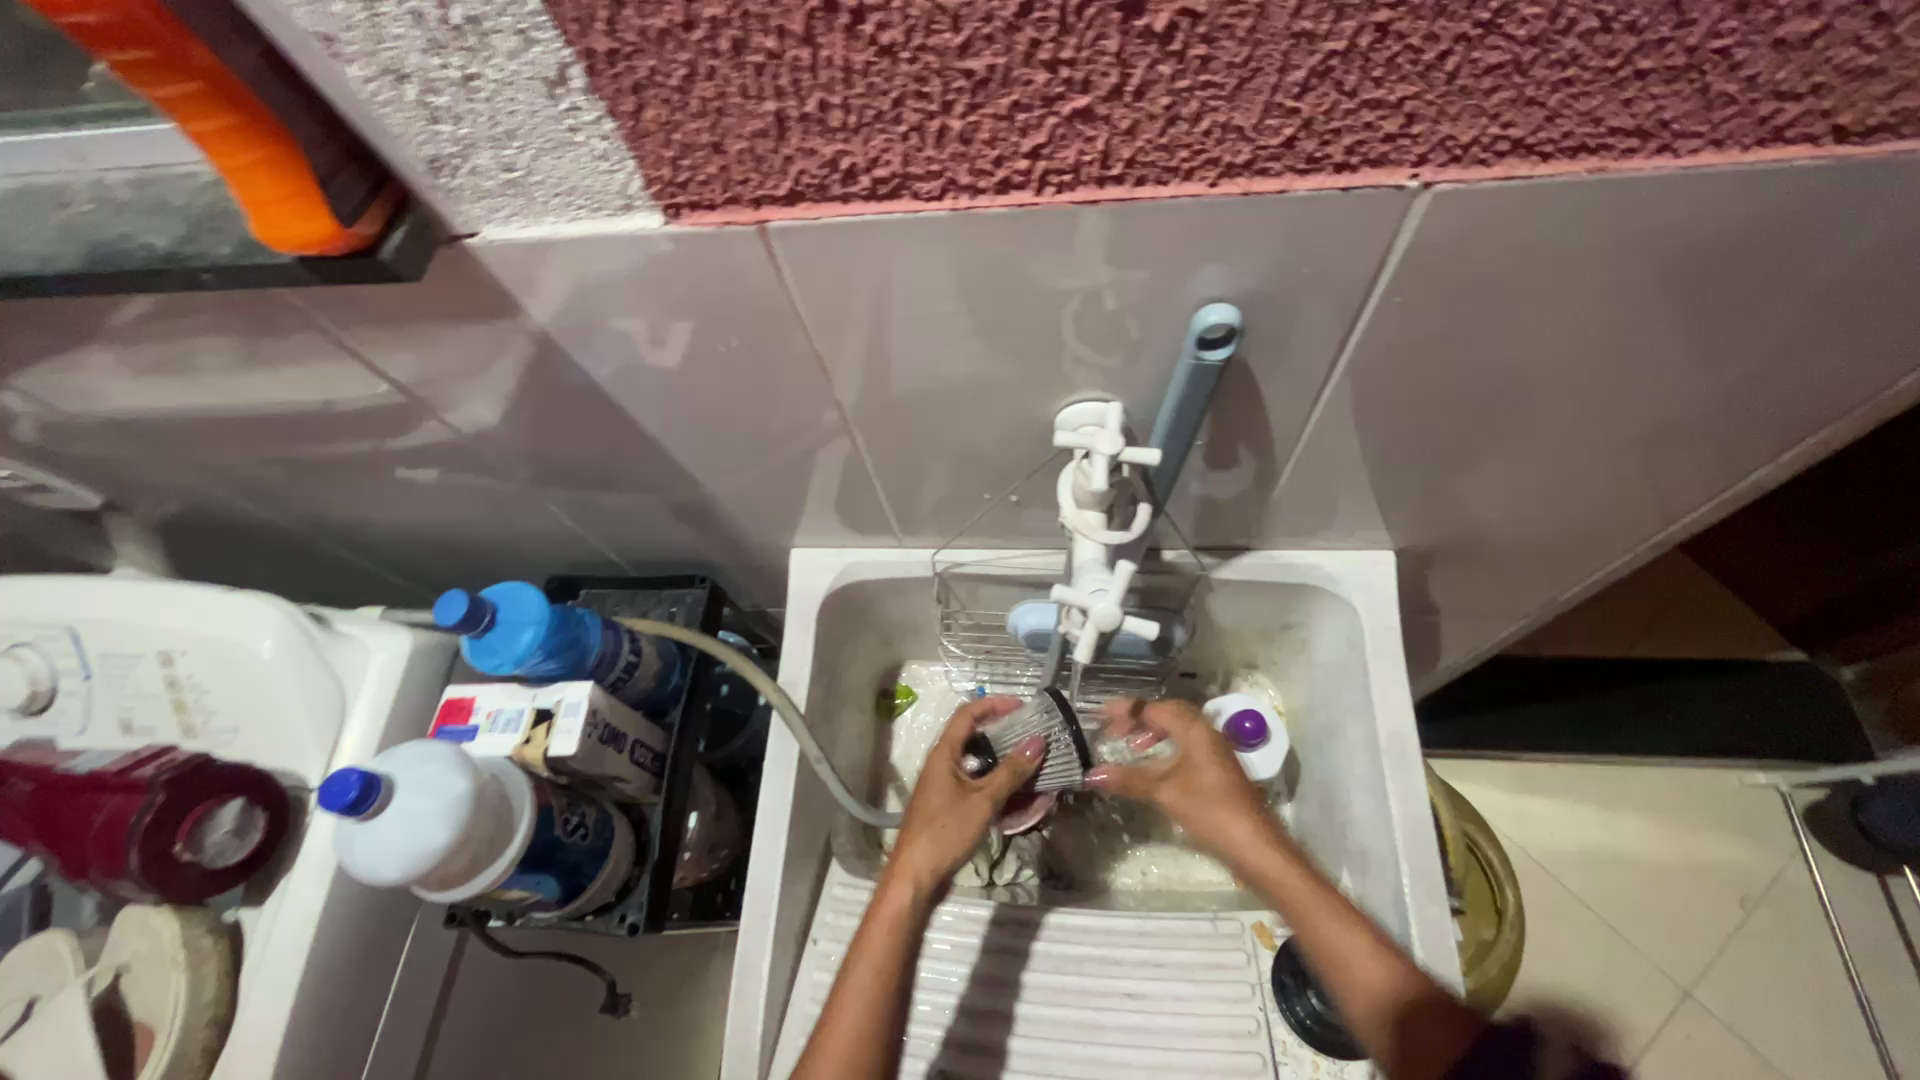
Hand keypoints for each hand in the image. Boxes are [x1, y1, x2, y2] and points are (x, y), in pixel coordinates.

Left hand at [885, 696, 1044, 891]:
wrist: (915, 877)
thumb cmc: (945, 832)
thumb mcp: (983, 800)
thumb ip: (1011, 771)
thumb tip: (1037, 741)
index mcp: (944, 754)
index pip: (967, 714)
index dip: (993, 704)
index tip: (1022, 707)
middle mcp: (943, 765)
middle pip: (976, 739)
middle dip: (1006, 737)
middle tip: (1034, 739)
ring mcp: (946, 788)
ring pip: (981, 767)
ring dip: (1007, 767)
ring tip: (1036, 770)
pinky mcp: (952, 809)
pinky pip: (979, 790)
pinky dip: (1000, 791)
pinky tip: (1023, 801)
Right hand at [1085, 698, 1285, 866]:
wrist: (1253, 843)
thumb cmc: (1209, 809)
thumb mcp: (1163, 792)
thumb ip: (1128, 779)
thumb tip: (1091, 774)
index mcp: (1194, 729)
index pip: (1155, 709)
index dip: (1127, 710)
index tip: (1101, 715)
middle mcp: (1206, 733)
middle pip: (1169, 714)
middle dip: (1140, 719)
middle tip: (1115, 730)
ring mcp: (1215, 751)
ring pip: (1180, 731)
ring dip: (1154, 734)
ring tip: (1132, 748)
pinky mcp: (1217, 770)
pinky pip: (1187, 746)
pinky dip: (1166, 749)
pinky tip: (1155, 768)